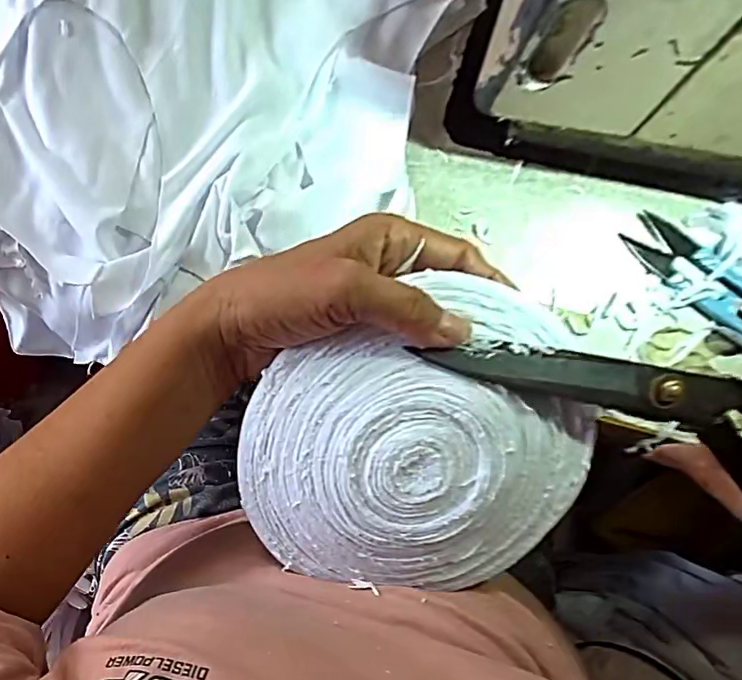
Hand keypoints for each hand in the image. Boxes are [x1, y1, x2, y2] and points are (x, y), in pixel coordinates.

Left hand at [156, 213, 511, 388]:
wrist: (226, 333)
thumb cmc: (278, 294)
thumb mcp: (348, 289)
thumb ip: (406, 306)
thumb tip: (460, 330)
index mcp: (387, 238)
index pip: (457, 256)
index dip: (490, 282)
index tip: (515, 318)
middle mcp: (379, 268)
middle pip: (440, 292)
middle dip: (466, 319)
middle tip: (493, 355)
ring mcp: (362, 307)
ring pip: (414, 324)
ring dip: (435, 345)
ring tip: (465, 373)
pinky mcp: (345, 337)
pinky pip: (387, 348)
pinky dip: (405, 362)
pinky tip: (420, 380)